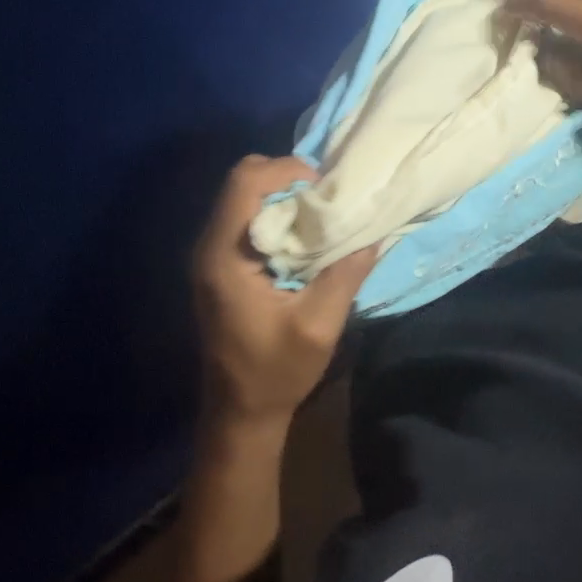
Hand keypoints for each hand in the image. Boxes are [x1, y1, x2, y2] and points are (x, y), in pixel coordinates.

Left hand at [191, 155, 377, 422]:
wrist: (240, 412)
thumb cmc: (276, 372)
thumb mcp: (320, 326)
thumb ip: (344, 274)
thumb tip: (372, 233)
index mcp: (225, 257)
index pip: (244, 183)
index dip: (286, 169)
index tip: (325, 187)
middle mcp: (209, 248)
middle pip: (241, 182)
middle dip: (286, 178)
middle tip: (325, 199)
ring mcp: (210, 257)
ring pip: (242, 198)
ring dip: (281, 196)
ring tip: (319, 216)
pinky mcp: (219, 266)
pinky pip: (244, 219)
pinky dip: (274, 215)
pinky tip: (302, 239)